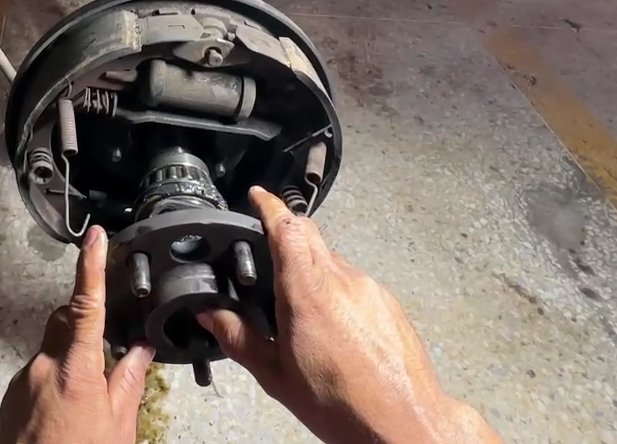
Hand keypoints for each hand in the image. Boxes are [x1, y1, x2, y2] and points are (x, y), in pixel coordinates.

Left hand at [0, 225, 156, 443]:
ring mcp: (23, 380)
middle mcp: (44, 367)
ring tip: (85, 398)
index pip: (86, 303)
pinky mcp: (10, 396)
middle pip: (65, 320)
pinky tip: (64, 412)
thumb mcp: (118, 430)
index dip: (91, 264)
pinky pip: (36, 370)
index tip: (95, 236)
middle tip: (105, 349)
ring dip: (70, 357)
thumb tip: (139, 349)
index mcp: (76, 371)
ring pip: (51, 347)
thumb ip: (128, 382)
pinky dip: (53, 378)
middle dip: (84, 322)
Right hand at [199, 188, 500, 443]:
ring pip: (332, 259)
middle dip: (287, 232)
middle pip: (310, 233)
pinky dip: (339, 292)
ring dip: (314, 269)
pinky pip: (356, 282)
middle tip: (270, 248)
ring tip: (303, 307)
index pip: (286, 227)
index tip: (257, 195)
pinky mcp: (389, 303)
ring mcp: (369, 288)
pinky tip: (336, 327)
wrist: (407, 426)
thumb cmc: (343, 406)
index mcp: (306, 291)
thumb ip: (238, 338)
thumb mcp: (276, 376)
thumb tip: (209, 314)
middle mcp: (340, 279)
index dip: (269, 205)